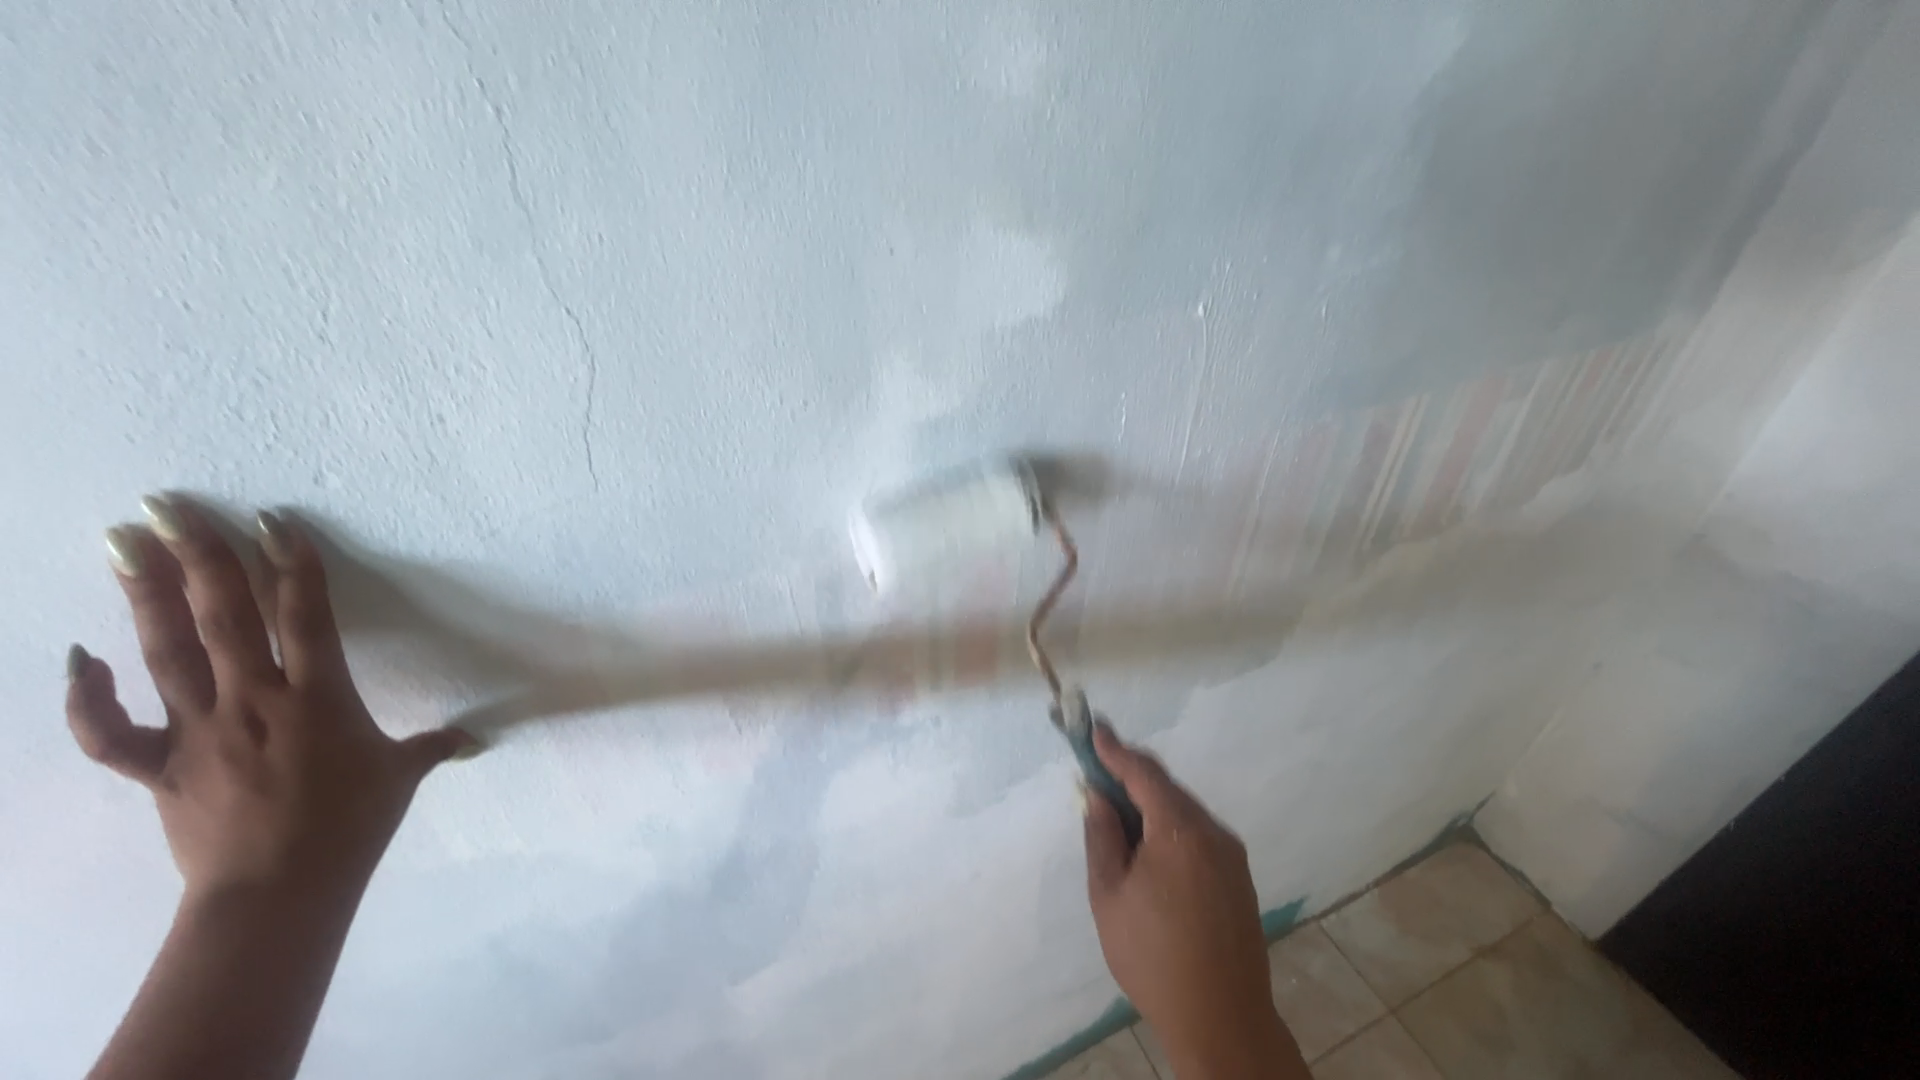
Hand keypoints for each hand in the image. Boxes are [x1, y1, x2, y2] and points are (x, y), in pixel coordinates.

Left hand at [66, 496, 473, 903]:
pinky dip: (84, 695)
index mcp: (318, 696)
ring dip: (142, 593)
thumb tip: (475, 740)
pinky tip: (75, 655)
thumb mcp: (401, 777)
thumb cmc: (351, 825)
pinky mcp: (158, 764)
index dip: (292, 563)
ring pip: (165, 649)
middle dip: (197, 555)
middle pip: (223, 614)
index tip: (273, 520)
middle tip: (167, 505)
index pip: (304, 613)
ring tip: (119, 541)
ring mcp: (198, 729)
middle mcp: (253, 698)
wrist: (277, 891)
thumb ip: (432, 747)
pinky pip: (109, 730)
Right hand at [1082, 725, 1306, 1079]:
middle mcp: (1213, 833)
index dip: (1115, 750)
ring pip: (1184, 814)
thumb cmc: (1152, 956)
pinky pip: (1199, 837)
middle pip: (1167, 789)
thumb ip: (1102, 836)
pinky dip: (1170, 829)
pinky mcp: (1239, 879)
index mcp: (1179, 832)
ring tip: (1118, 820)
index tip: (1092, 729)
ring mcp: (1231, 857)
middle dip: (1131, 777)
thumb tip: (1098, 795)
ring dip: (1151, 806)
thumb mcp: (1109, 895)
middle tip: (1097, 775)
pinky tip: (1151, 853)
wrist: (1222, 1019)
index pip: (1143, 774)